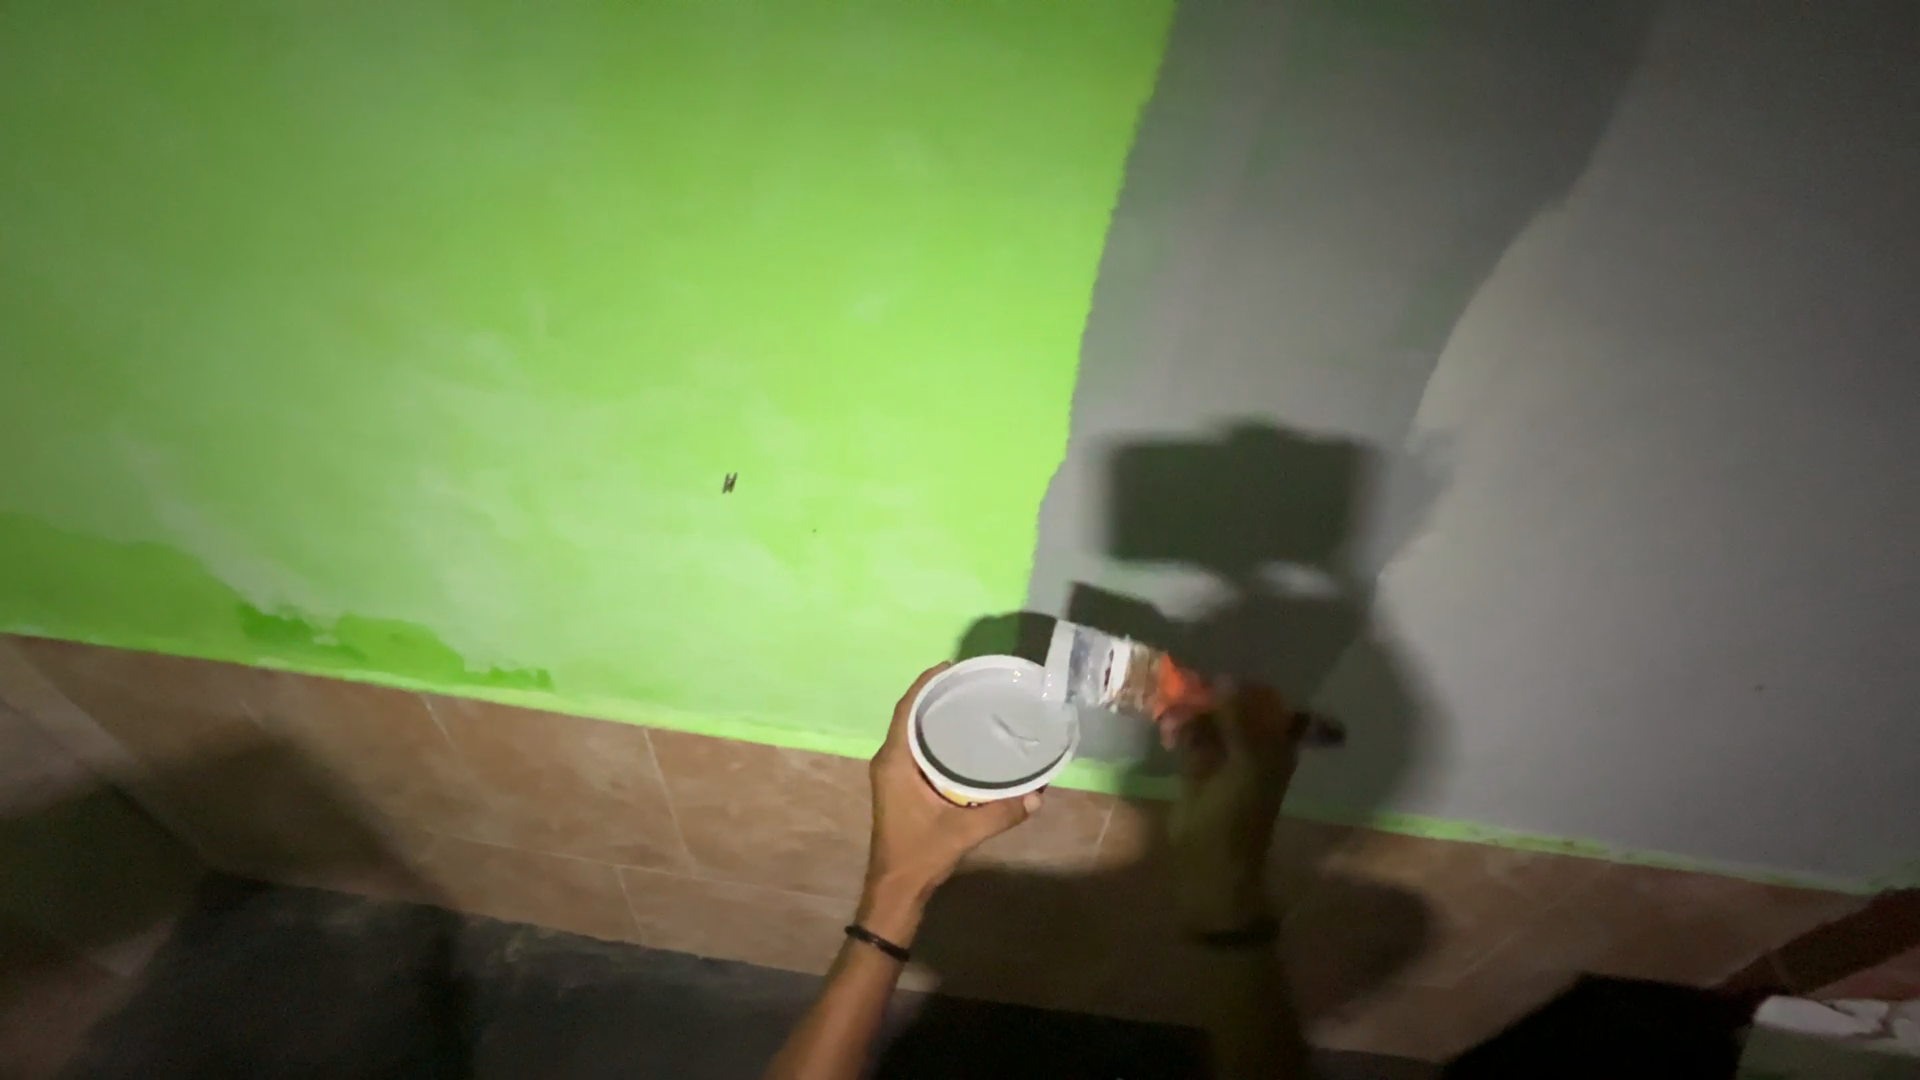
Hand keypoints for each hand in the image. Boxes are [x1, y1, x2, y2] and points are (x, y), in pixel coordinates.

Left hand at [858, 663, 1040, 942]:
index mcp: (895, 761)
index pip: (905, 709)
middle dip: (935, 695)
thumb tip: (1038, 794)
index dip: (924, 683)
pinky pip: (916, 747)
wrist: (895, 890)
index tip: (949, 666)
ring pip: (912, 731)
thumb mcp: (962, 832)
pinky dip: (935, 736)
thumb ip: (1000, 812)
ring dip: (934, 715)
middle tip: (969, 682)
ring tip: (968, 702)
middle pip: (909, 715)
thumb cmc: (919, 855)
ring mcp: (892, 773)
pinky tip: (961, 738)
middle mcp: (889, 760)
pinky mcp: (901, 785)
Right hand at [1168, 683, 1306, 933]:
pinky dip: (1179, 730)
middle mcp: (1251, 748)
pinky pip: (1190, 737)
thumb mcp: (1244, 764)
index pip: (1264, 702)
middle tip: (1184, 691)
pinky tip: (1168, 732)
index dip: (1243, 686)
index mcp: (1273, 747)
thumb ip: (1237, 719)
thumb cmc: (1235, 816)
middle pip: (1232, 708)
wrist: (1209, 864)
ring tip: (1172, 719)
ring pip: (1208, 720)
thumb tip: (1227, 677)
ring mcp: (1223, 759)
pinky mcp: (1197, 769)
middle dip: (1208, 698)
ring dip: (1189, 714)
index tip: (1216, 674)